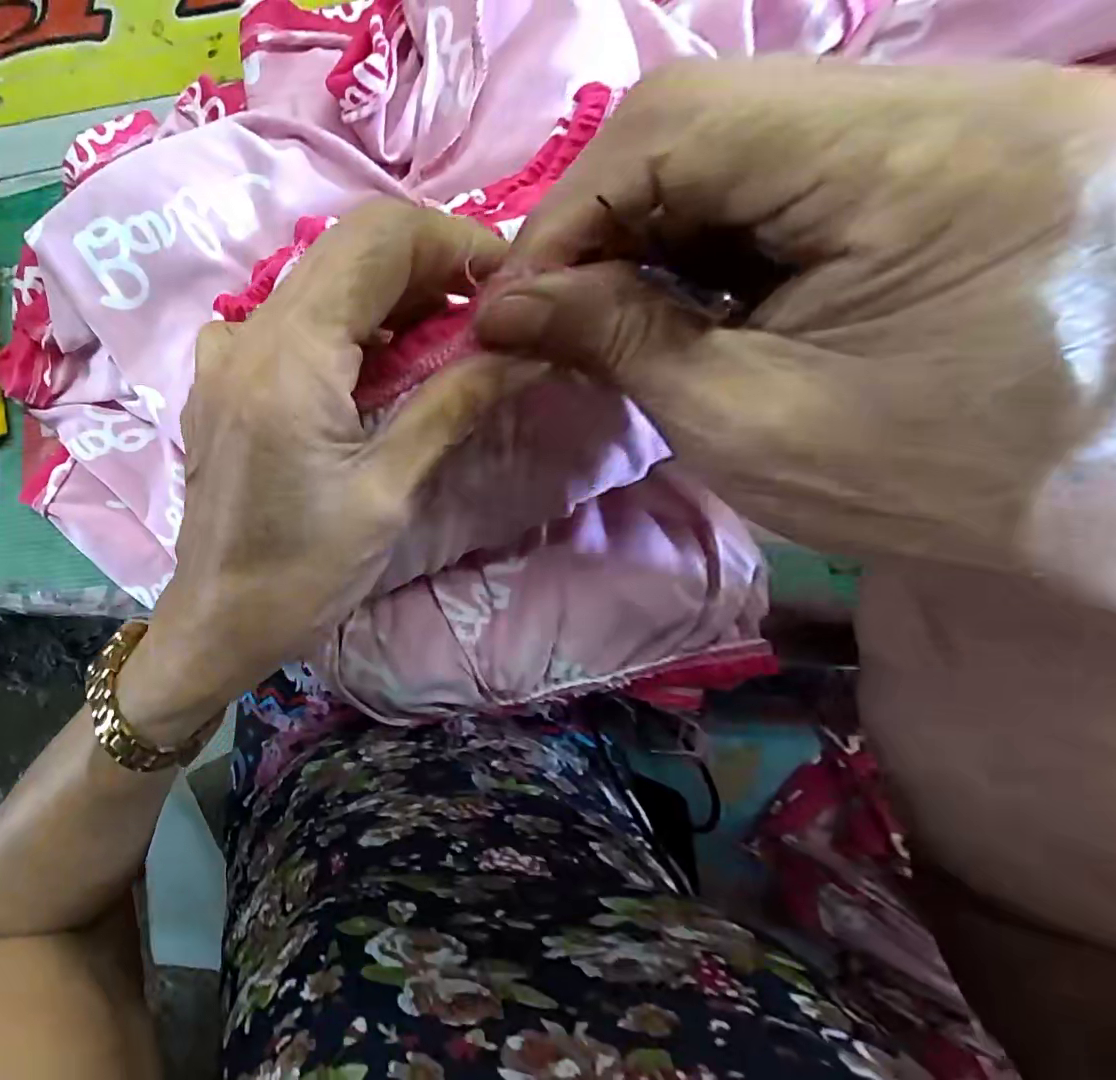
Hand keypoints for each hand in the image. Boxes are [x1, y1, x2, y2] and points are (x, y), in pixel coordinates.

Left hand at [116, 200, 516, 742]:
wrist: (216, 620)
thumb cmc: (302, 572)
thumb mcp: (388, 490)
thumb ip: (455, 400)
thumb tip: (528, 343)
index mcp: (287, 356)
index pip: (377, 238)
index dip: (454, 243)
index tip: (506, 287)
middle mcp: (244, 338)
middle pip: (343, 249)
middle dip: (422, 266)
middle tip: (475, 318)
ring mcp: (220, 360)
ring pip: (312, 281)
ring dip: (380, 296)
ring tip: (430, 347)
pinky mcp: (215, 386)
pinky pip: (278, 323)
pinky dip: (331, 326)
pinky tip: (357, 371)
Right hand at [476, 59, 1115, 605]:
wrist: (1092, 512)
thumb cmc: (922, 485)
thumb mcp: (741, 419)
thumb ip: (614, 339)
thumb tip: (498, 310)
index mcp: (930, 159)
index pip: (683, 122)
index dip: (567, 210)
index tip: (512, 304)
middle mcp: (951, 102)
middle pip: (697, 111)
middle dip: (589, 216)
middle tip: (544, 308)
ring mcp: (942, 123)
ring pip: (717, 133)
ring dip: (628, 225)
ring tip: (597, 309)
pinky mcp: (922, 160)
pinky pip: (757, 168)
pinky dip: (679, 232)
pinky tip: (663, 294)